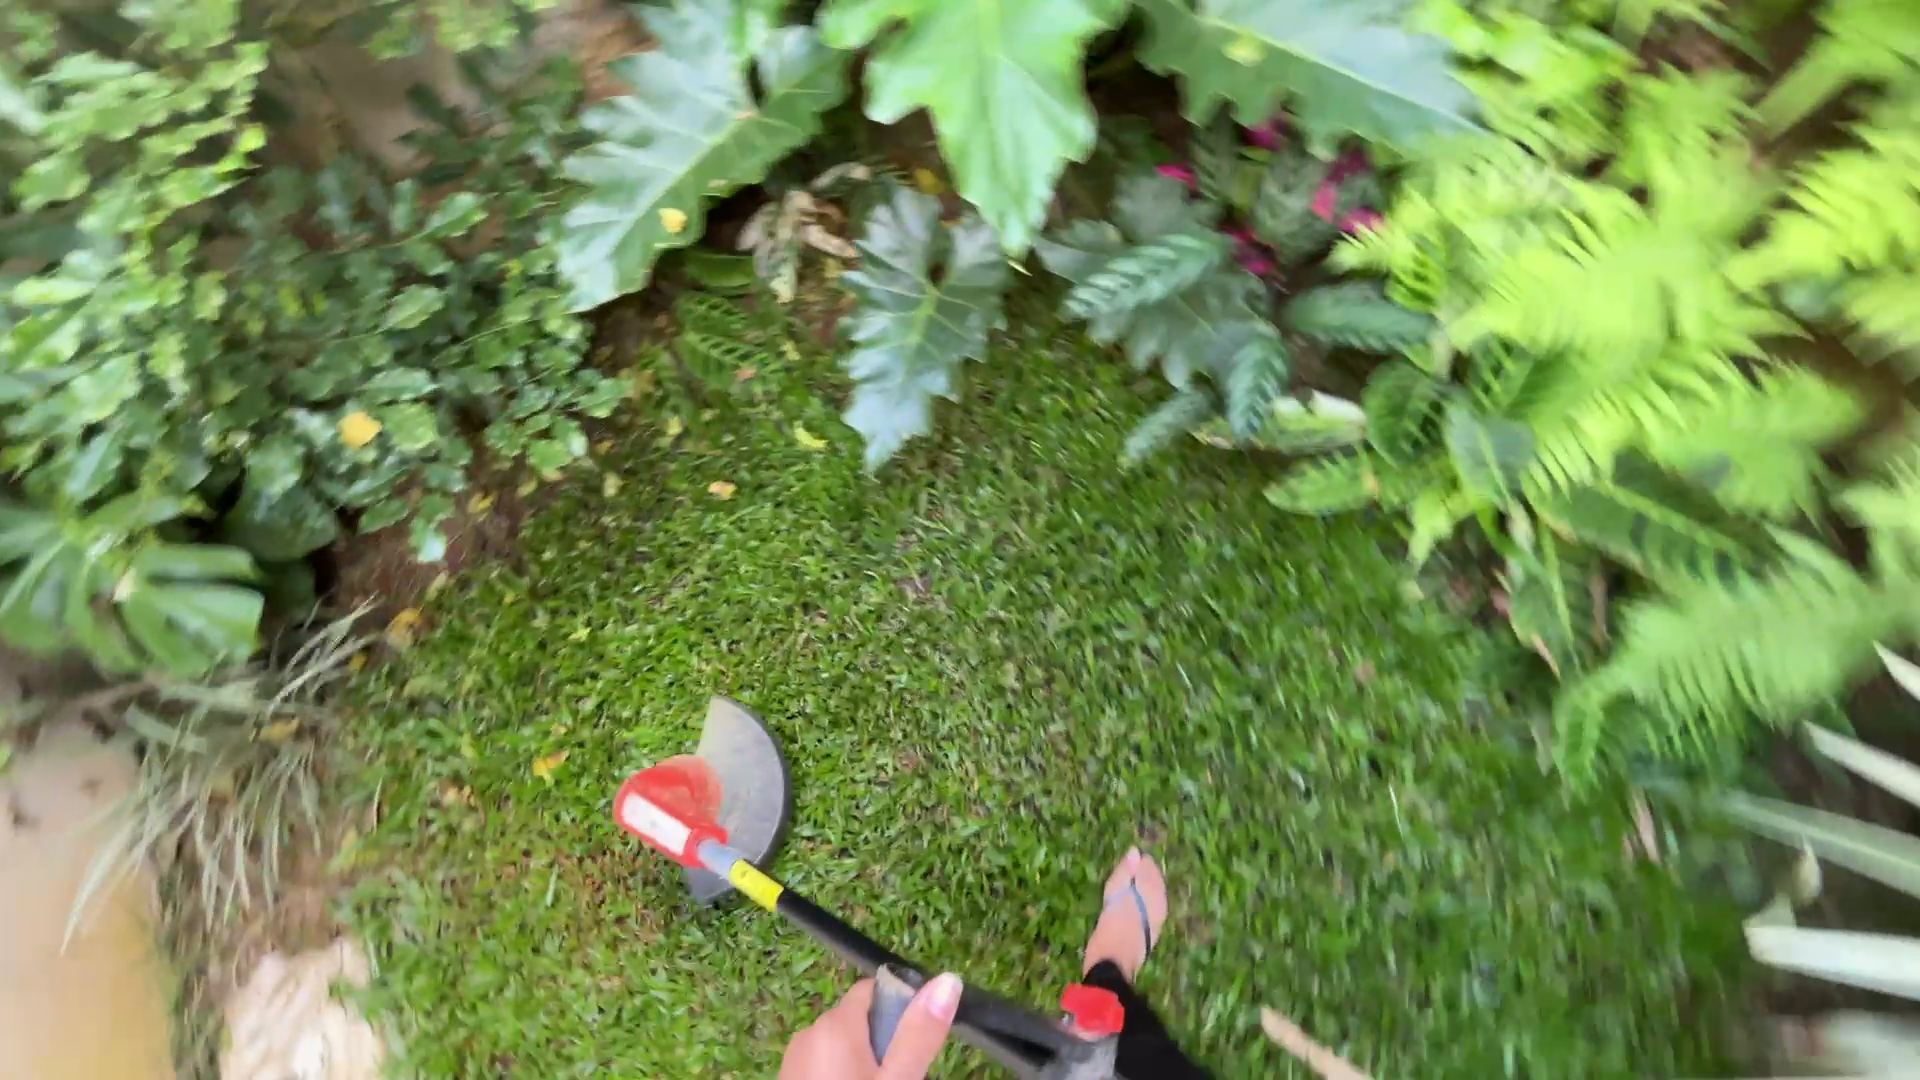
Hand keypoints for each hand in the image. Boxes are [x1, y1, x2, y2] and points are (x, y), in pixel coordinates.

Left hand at [778, 972, 961, 1079]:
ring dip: (864, 1069)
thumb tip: (949, 978)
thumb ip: (919, 1034)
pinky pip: (823, 1073)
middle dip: (883, 1047)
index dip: (898, 1011)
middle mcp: (808, 1035)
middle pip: (858, 1023)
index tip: (914, 1048)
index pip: (872, 992)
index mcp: (834, 1024)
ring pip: (841, 1052)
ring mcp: (792, 1065)